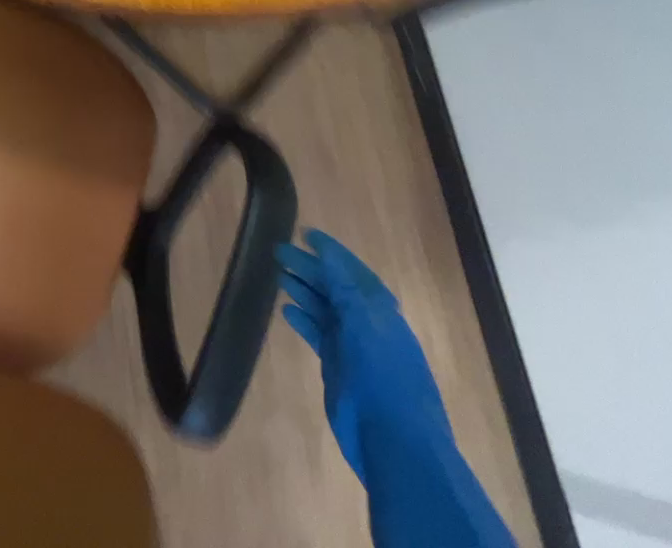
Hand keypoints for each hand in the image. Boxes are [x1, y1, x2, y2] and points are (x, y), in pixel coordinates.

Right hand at [275, 230, 452, 482]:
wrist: (394, 439)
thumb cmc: (383, 377)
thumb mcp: (366, 326)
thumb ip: (346, 289)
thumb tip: (327, 255)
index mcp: (379, 310)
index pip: (351, 270)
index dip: (330, 251)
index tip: (304, 233)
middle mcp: (366, 323)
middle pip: (334, 287)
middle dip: (310, 267)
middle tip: (277, 251)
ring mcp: (351, 346)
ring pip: (324, 308)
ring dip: (304, 290)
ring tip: (278, 274)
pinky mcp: (337, 366)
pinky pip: (317, 333)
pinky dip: (302, 320)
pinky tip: (285, 311)